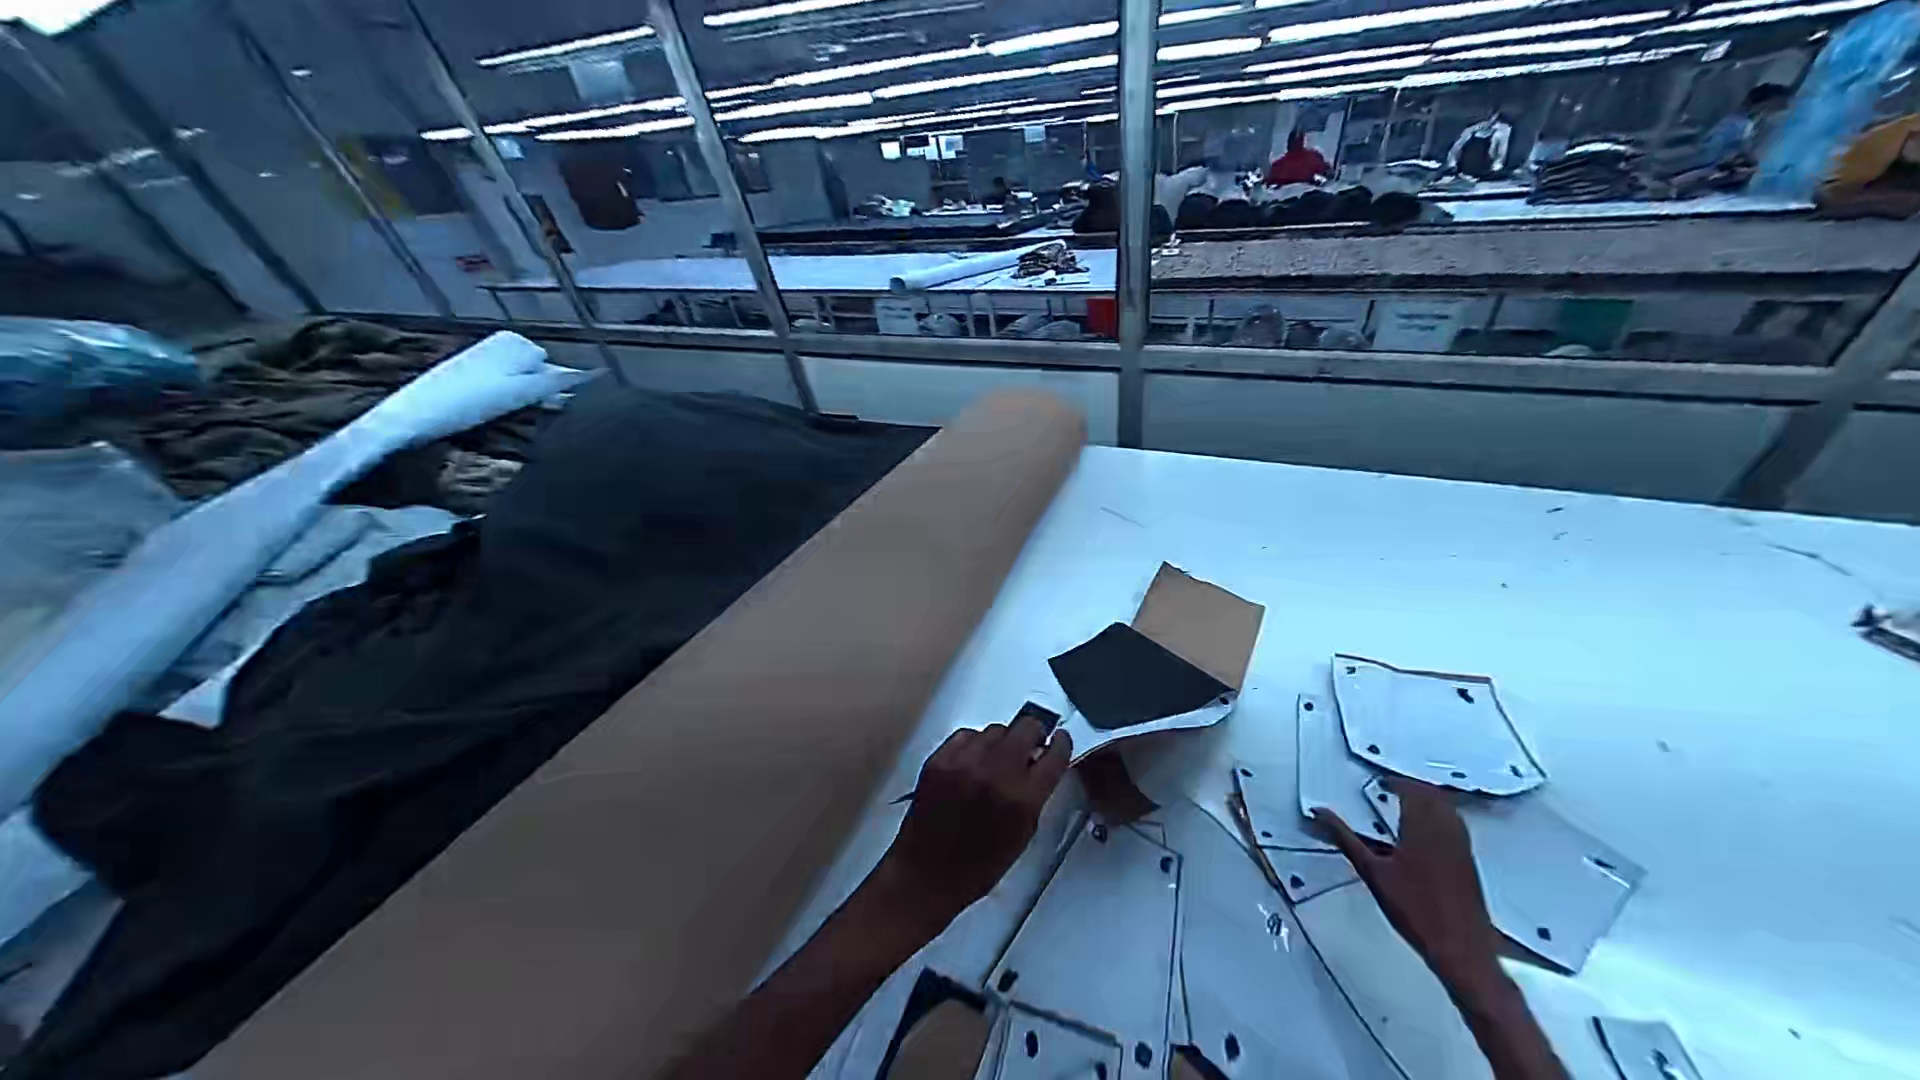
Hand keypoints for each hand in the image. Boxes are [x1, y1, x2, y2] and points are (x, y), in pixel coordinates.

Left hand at [879, 714, 1072, 922]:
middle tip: (1030, 746)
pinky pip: (967, 734)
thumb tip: (1040, 763)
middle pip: (1027, 727)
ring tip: (996, 761)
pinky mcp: (940, 759)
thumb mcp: (1022, 833)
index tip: (1060, 739)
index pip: (1054, 755)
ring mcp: (964, 763)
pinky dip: (974, 744)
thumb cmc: (977, 865)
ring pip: (996, 729)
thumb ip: (1036, 794)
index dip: (1061, 744)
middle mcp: (995, 773)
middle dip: (1033, 735)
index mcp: (1022, 799)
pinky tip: (973, 762)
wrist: (926, 874)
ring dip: (1002, 742)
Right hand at [1314, 778, 1503, 996]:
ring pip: (1449, 811)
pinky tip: (1429, 830)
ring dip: (1430, 800)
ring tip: (1410, 803)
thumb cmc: (1415, 911)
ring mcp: (1462, 848)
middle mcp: (1446, 833)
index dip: (1397, 782)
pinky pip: (1457, 827)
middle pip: (1434, 797)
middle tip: (1394, 787)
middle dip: (1414, 787)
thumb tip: (1320, 813)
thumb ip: (1345, 838)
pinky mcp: (1469, 864)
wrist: (1461, 950)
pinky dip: (1442, 817)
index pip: (1412, 792)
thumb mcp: (1371, 872)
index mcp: (1422, 829)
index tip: (1383, 781)